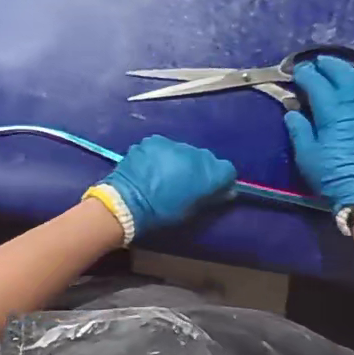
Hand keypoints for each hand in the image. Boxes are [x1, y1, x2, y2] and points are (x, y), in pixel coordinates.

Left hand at [98, 135, 236, 238]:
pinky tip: (151, 168)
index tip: (212, 189)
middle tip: (185, 182)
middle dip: (198, 169)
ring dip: (179, 161)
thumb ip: (210, 197)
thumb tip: (226, 190)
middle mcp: (194, 153)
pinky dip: (161, 156)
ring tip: (165, 175)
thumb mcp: (191, 211)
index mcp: (208, 172)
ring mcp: (172, 144)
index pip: (226, 170)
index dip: (220, 180)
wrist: (127, 202)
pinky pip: (163, 147)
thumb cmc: (162, 213)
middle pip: (204, 158)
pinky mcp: (153, 141)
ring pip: (183, 151)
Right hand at [283, 57, 353, 219]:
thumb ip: (299, 130)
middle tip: (318, 62)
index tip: (297, 71)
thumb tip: (292, 111)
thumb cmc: (334, 174)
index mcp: (332, 110)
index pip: (316, 82)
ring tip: (342, 69)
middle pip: (342, 72)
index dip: (305, 74)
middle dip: (328, 65)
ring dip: (350, 69)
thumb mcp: (307, 155)